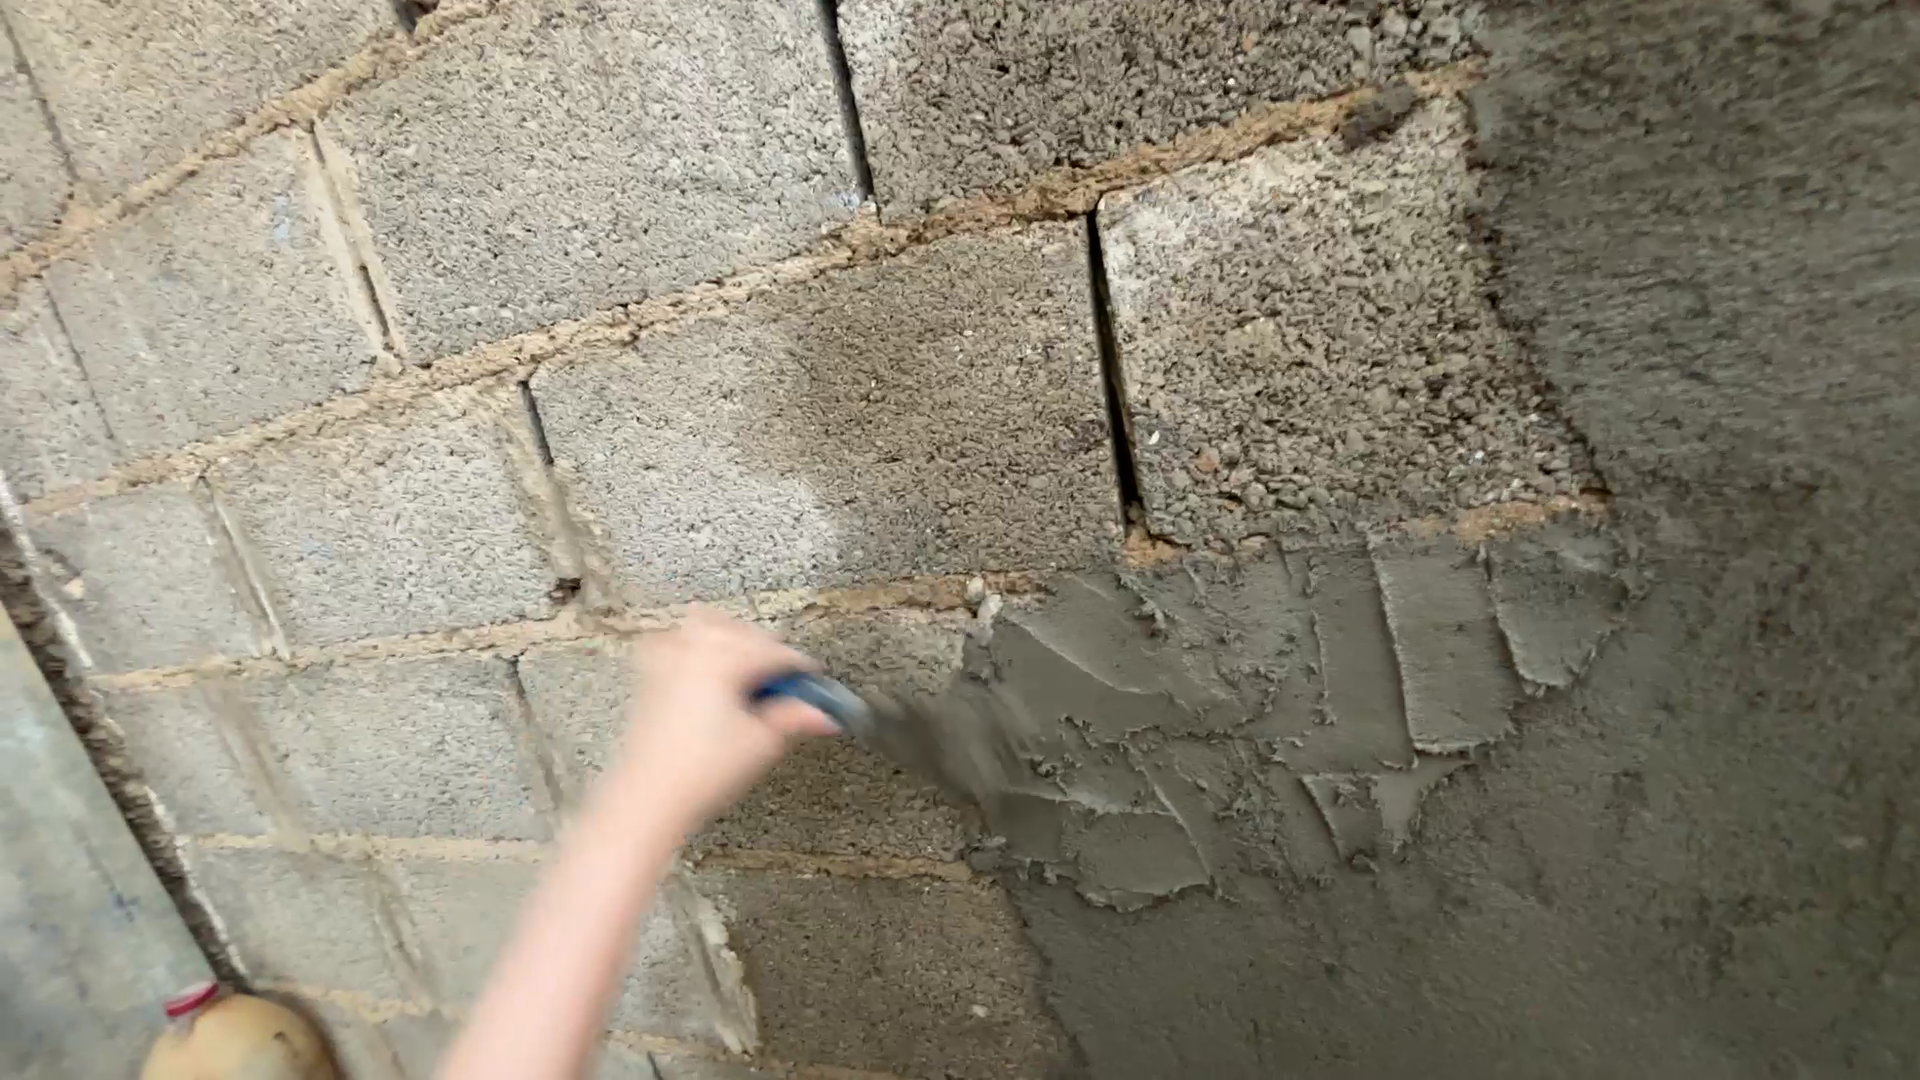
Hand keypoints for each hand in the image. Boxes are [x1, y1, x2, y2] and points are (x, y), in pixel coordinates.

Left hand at [609, 608, 839, 832]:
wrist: (647, 800)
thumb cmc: (700, 772)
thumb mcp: (762, 742)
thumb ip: (795, 717)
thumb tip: (823, 714)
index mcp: (724, 658)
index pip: (775, 652)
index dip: (800, 667)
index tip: (814, 679)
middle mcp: (694, 649)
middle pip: (744, 633)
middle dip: (768, 651)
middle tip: (786, 680)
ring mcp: (667, 660)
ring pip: (707, 625)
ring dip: (732, 638)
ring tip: (749, 664)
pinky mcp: (650, 676)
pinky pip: (676, 642)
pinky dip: (695, 645)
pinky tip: (706, 663)